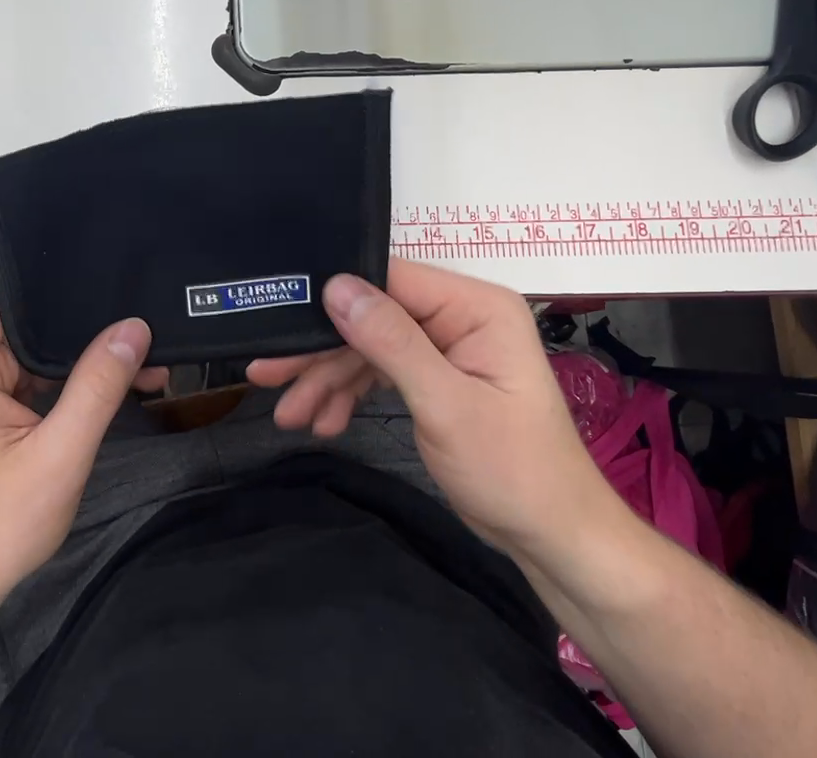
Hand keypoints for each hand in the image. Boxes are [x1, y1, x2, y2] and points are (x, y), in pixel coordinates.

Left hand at [0, 266, 161, 616]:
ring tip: (140, 328)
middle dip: (72, 298)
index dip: (33, 256)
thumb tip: (135, 327)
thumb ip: (98, 387)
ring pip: (30, 338)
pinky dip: (71, 370)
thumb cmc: (0, 524)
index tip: (85, 238)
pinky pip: (33, 368)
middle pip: (16, 306)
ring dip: (79, 339)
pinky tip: (119, 367)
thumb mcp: (60, 455)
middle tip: (129, 278)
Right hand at [249, 258, 614, 555]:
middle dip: (319, 352)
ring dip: (327, 381)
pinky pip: (378, 372)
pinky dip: (348, 396)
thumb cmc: (512, 469)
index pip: (390, 280)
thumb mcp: (445, 405)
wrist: (551, 536)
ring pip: (366, 347)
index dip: (333, 297)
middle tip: (265, 375)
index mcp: (474, 307)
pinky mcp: (434, 377)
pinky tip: (323, 422)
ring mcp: (445, 348)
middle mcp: (458, 317)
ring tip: (287, 415)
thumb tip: (335, 286)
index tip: (280, 321)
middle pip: (370, 317)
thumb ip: (391, 343)